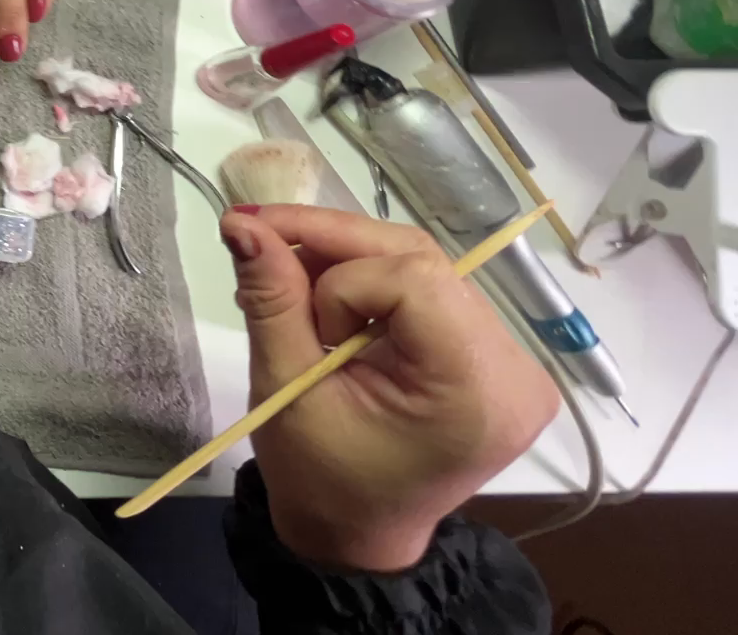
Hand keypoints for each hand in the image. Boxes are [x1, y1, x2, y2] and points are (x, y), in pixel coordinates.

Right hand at [221, 205, 559, 571]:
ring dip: (335, 256)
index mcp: (474, 389)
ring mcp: (503, 356)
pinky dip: (354, 277)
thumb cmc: (317, 473)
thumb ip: (270, 299)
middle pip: (415, 256)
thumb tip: (240, 223)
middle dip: (326, 241)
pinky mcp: (479, 350)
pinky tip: (313, 300)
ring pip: (411, 260)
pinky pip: (415, 284)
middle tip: (258, 245)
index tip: (290, 312)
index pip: (411, 278)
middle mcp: (510, 365)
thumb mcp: (283, 385)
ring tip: (281, 283)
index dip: (336, 278)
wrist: (352, 527)